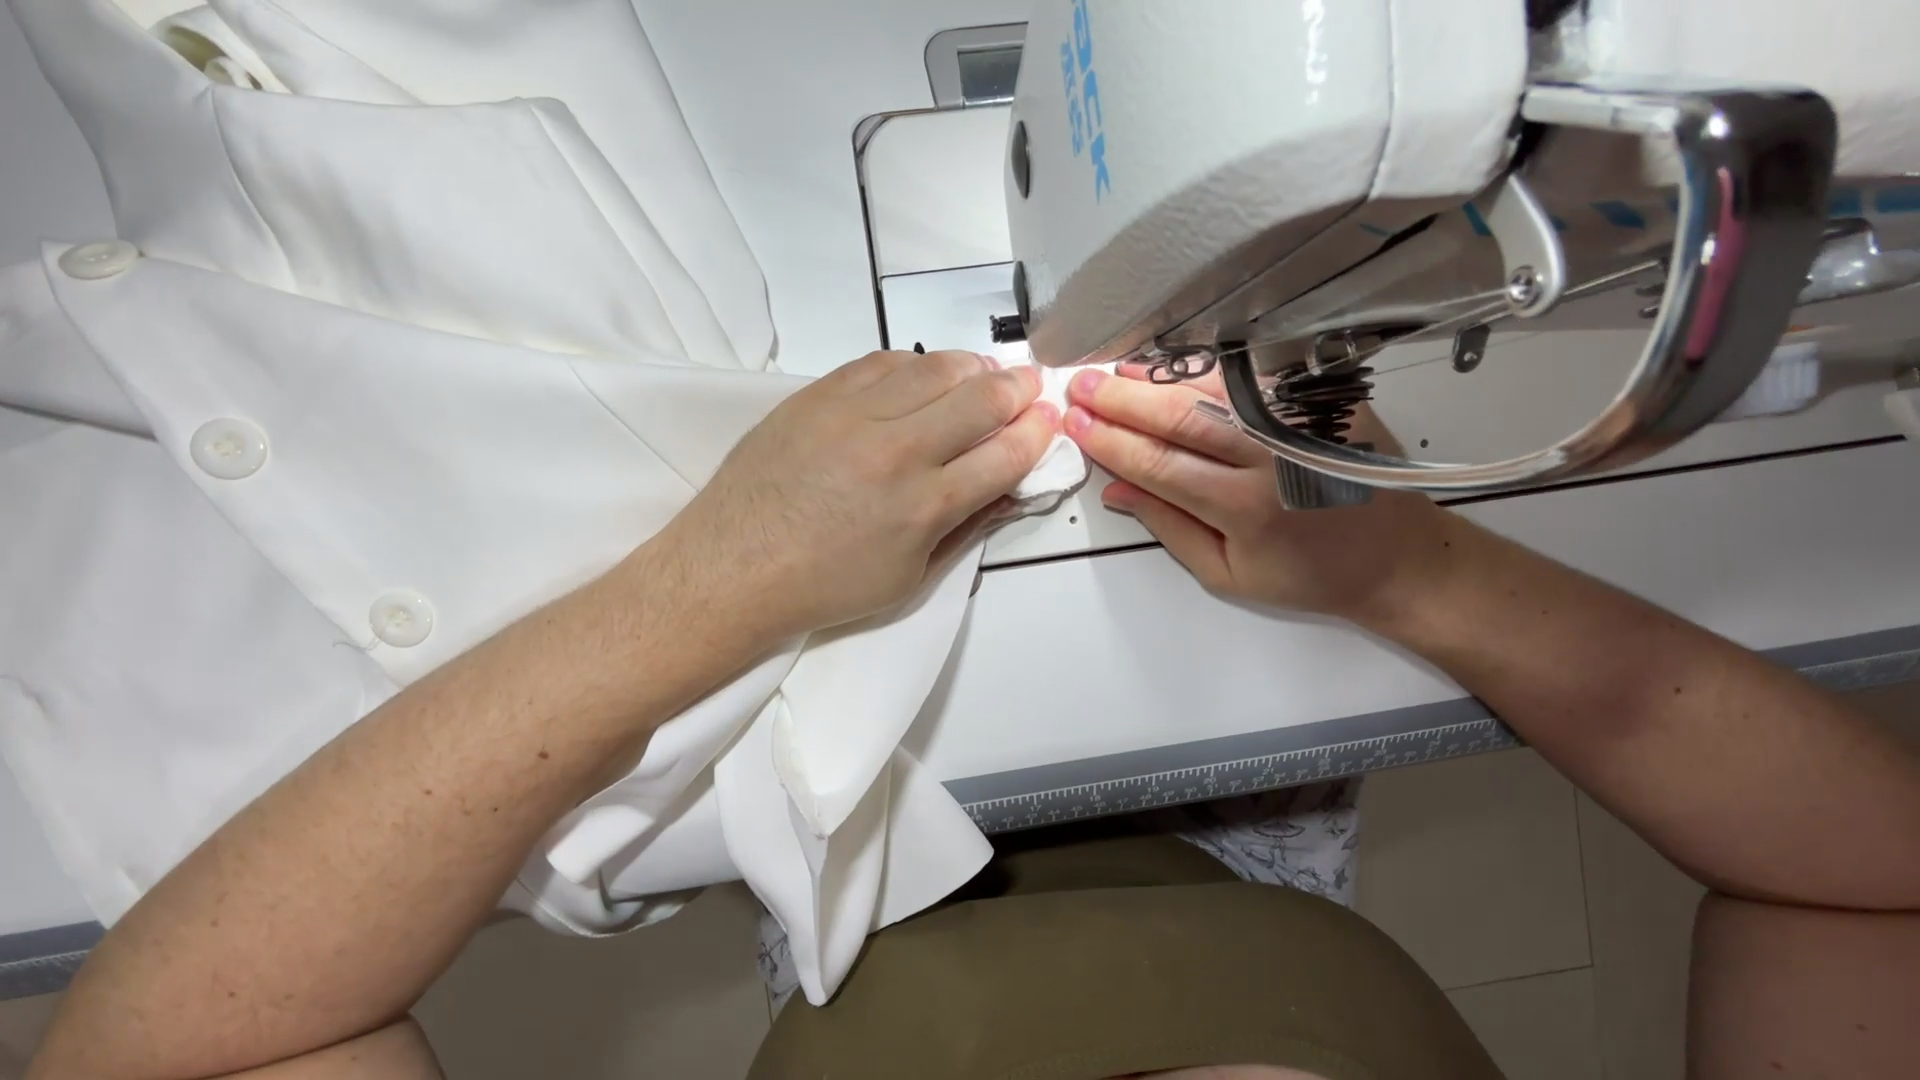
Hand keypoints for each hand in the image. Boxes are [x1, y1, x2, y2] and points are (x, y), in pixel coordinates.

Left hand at [652, 349, 1057, 642]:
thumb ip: (963, 528)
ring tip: (982, 374)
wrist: (735, 568)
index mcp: (925, 506)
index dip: (1037, 434)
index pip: (1005, 455)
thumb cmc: (827, 587)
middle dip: (1018, 389)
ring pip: (934, 368)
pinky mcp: (817, 396)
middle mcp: (897, 452)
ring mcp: (854, 416)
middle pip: (980, 400)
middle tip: (1029, 385)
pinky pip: (880, 360)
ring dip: (972, 367)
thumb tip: (1007, 490)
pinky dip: (914, 363)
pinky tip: (924, 373)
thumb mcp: (909, 577)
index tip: (1048, 420)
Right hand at [1063, 365, 1450, 624]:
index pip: (1159, 464)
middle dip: (1122, 400)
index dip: (1111, 442)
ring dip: (1157, 378)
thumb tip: (1118, 490)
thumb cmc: (1306, 574)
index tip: (1077, 425)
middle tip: (1081, 385)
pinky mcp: (1319, 404)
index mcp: (1244, 508)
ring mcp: (1299, 424)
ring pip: (1213, 389)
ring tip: (1115, 371)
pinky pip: (1250, 380)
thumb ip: (1170, 528)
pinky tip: (1170, 368)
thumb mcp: (1227, 573)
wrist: (1393, 555)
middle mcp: (1271, 459)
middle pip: (1180, 417)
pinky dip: (1204, 370)